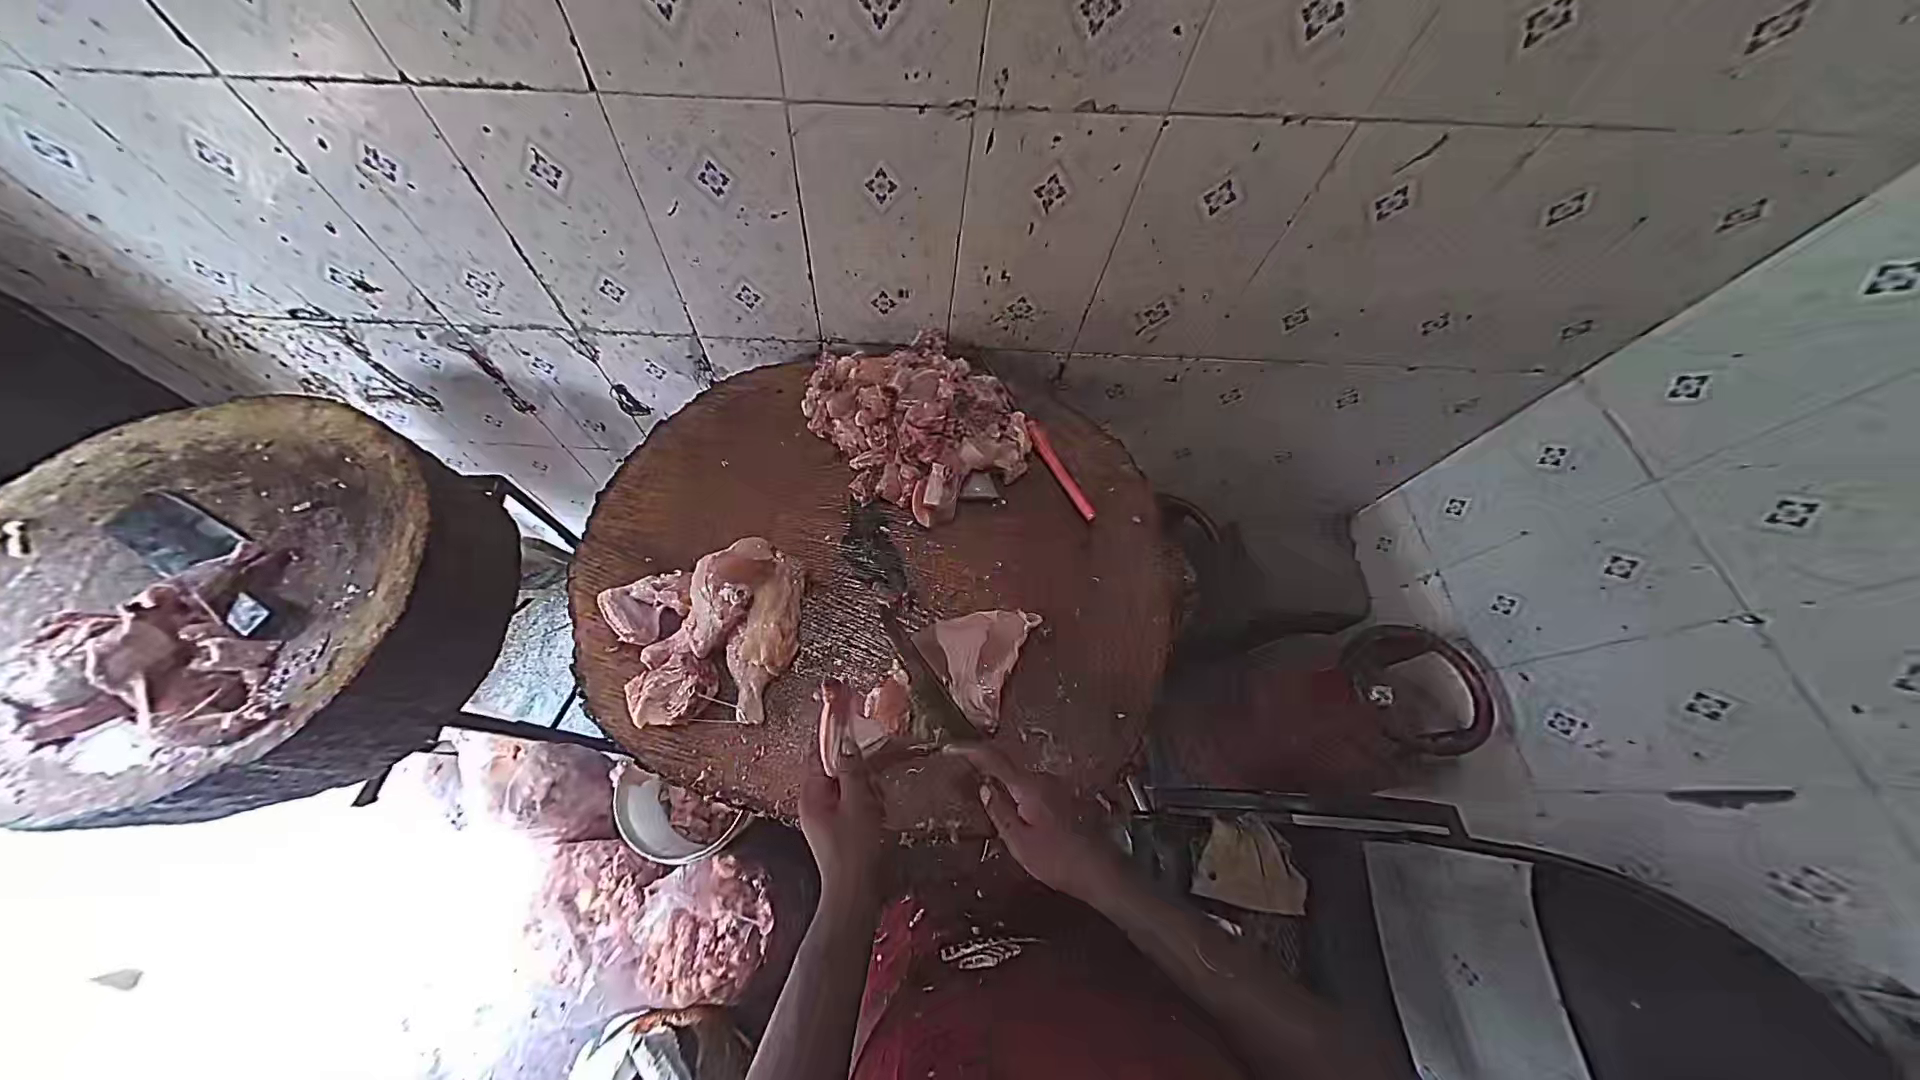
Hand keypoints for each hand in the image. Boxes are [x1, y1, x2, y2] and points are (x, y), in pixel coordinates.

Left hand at [799, 741, 884, 902]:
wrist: (855, 894)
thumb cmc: (855, 850)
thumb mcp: (858, 802)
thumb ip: (852, 769)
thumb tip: (846, 741)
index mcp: (811, 793)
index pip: (818, 751)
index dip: (834, 734)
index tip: (848, 717)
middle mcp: (814, 801)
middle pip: (837, 767)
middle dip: (859, 772)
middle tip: (872, 787)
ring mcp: (826, 814)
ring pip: (849, 784)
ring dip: (867, 789)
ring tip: (876, 807)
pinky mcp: (839, 825)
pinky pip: (854, 801)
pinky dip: (868, 802)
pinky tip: (877, 815)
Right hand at [946, 743, 1127, 901]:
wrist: (1102, 871)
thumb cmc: (1058, 860)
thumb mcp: (1019, 842)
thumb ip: (999, 811)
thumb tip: (983, 786)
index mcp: (1029, 786)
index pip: (994, 759)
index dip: (971, 751)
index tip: (951, 748)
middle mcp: (1045, 778)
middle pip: (1009, 769)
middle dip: (989, 774)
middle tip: (970, 786)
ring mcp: (1059, 786)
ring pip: (1024, 782)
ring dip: (1009, 790)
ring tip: (999, 811)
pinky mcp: (1068, 797)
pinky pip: (1037, 790)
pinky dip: (1024, 798)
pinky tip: (1026, 821)